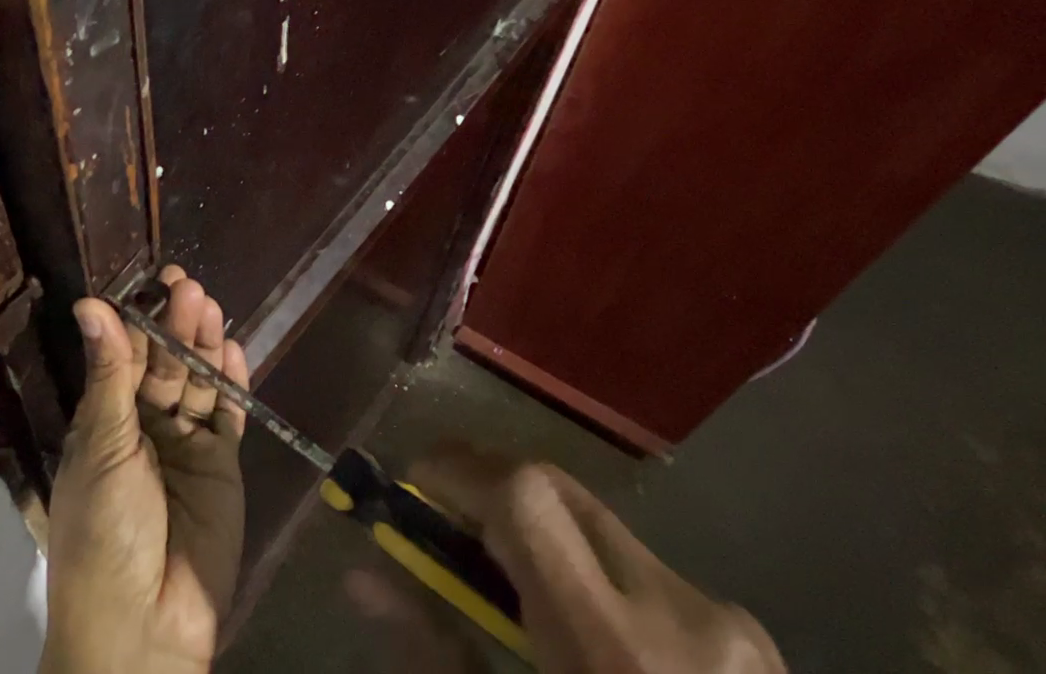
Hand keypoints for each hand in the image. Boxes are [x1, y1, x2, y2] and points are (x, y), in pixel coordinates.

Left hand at [40, 267, 248, 673]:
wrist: (142, 619)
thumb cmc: (105, 526)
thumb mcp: (103, 444)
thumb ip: (110, 374)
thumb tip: (91, 304)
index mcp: (103, 421)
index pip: (123, 358)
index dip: (136, 321)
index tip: (150, 281)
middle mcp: (143, 428)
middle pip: (164, 366)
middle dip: (173, 326)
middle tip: (186, 285)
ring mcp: (184, 448)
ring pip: (198, 385)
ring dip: (203, 346)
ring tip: (210, 306)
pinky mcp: (220, 469)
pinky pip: (227, 418)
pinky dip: (231, 385)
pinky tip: (234, 350)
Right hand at [408, 443, 785, 673]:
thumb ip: (433, 652)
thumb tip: (363, 577)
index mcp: (610, 650)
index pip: (525, 499)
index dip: (458, 470)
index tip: (415, 482)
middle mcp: (682, 616)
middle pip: (559, 490)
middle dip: (488, 484)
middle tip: (444, 514)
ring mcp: (731, 626)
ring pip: (601, 525)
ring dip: (541, 531)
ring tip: (512, 586)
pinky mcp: (758, 640)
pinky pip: (646, 569)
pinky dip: (591, 572)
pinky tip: (587, 633)